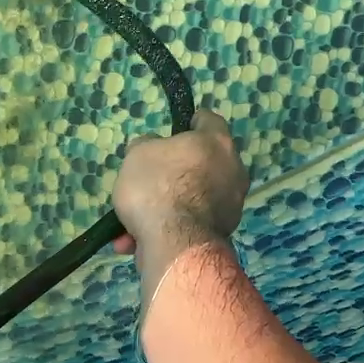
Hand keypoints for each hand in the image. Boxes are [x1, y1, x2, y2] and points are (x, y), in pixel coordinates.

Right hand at [112, 109, 249, 304]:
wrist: (174, 241)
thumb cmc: (156, 187)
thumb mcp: (137, 155)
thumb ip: (145, 145)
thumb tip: (152, 148)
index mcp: (216, 142)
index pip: (209, 121)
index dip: (190, 123)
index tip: (177, 129)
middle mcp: (233, 170)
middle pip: (202, 164)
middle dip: (175, 173)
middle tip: (149, 182)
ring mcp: (231, 204)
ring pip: (191, 200)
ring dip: (164, 208)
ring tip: (131, 224)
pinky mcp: (222, 232)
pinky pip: (188, 224)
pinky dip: (166, 229)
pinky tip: (136, 241)